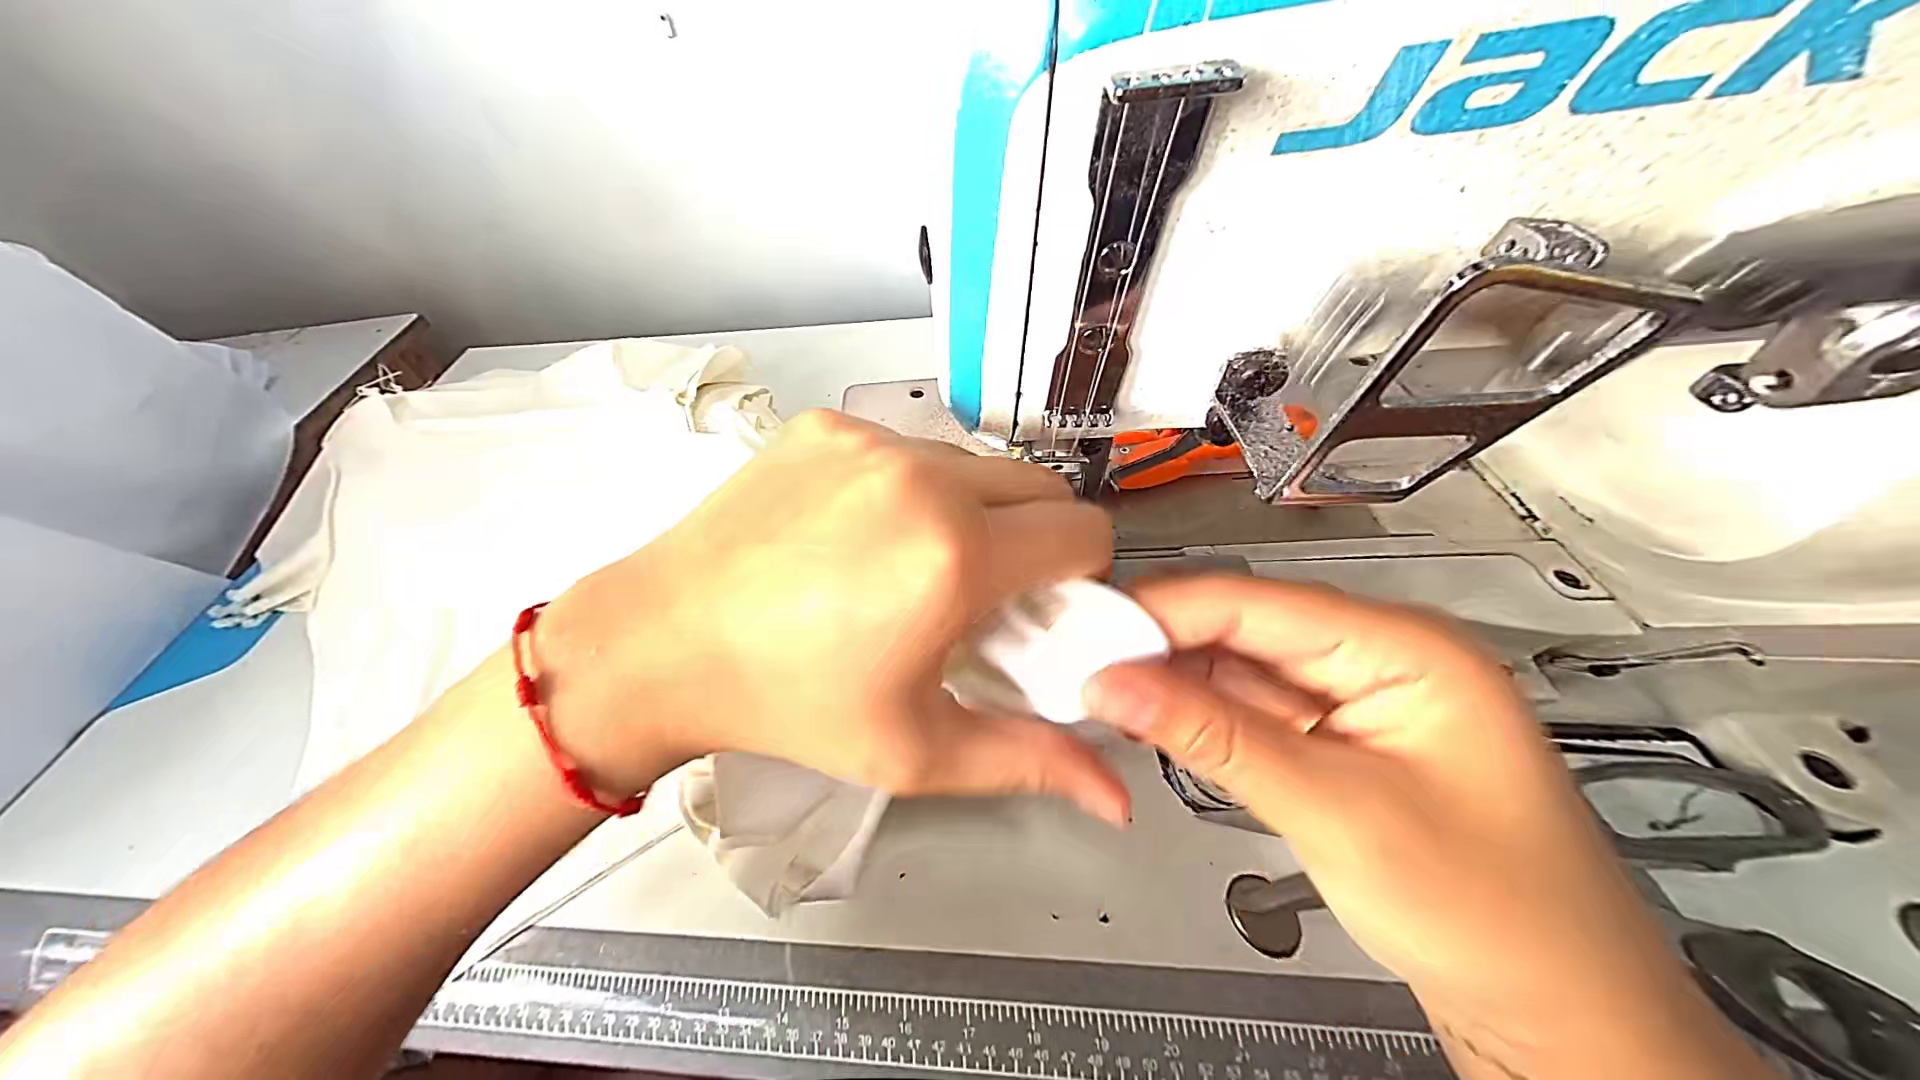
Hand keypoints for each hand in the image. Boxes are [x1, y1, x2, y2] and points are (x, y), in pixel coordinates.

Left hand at [534, 410, 1130, 824]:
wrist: (661, 640)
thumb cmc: (790, 705)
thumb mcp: (917, 749)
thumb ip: (1030, 763)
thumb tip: (1117, 800)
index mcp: (955, 554)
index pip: (1084, 533)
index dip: (1076, 579)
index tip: (1035, 612)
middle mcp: (921, 476)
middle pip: (1041, 488)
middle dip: (1033, 540)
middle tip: (978, 593)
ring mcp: (870, 440)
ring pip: (977, 464)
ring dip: (973, 510)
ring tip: (912, 564)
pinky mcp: (828, 424)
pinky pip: (909, 447)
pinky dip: (911, 487)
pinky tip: (860, 534)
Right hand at [1085, 575, 1769, 1078]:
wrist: (1560, 1020)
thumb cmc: (1501, 919)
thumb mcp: (1336, 814)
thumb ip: (1214, 739)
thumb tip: (1119, 685)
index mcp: (1406, 648)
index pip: (1256, 602)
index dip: (1166, 612)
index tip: (1094, 635)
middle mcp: (1377, 658)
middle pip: (1242, 627)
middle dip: (1161, 645)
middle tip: (1087, 666)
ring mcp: (1353, 699)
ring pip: (1237, 667)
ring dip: (1173, 681)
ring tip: (1107, 693)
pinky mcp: (1332, 738)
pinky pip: (1248, 708)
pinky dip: (1198, 715)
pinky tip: (1154, 719)